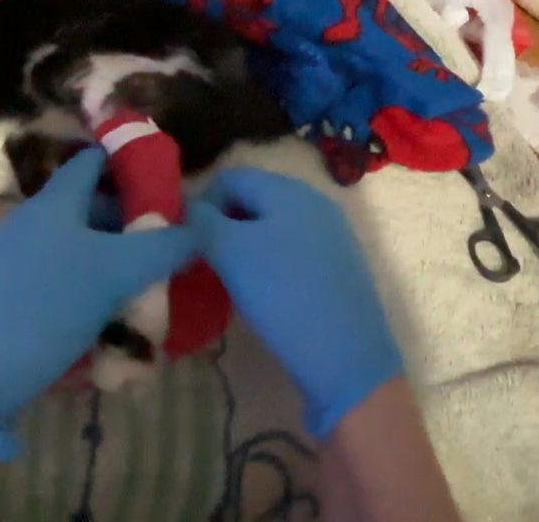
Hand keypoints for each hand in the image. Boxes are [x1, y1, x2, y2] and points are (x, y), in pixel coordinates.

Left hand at [0, 147, 195, 457]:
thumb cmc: (42, 306)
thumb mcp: (112, 273)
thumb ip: (160, 247)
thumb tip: (200, 227)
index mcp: (54, 202)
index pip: (95, 162)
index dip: (131, 164)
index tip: (168, 185)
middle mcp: (35, 222)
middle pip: (93, 210)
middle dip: (131, 228)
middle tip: (166, 251)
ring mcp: (20, 261)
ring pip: (81, 253)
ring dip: (114, 269)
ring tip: (145, 294)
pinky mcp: (14, 299)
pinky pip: (64, 285)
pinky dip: (91, 295)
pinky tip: (111, 325)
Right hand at [189, 168, 401, 437]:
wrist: (348, 360)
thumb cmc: (283, 295)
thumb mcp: (230, 253)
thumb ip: (202, 222)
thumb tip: (190, 210)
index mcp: (288, 189)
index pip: (230, 178)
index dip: (203, 204)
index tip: (190, 241)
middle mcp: (314, 202)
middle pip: (253, 199)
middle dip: (224, 224)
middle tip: (208, 260)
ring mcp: (331, 234)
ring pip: (272, 226)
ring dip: (245, 245)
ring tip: (232, 279)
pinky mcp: (339, 266)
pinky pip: (293, 249)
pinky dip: (270, 261)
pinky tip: (265, 293)